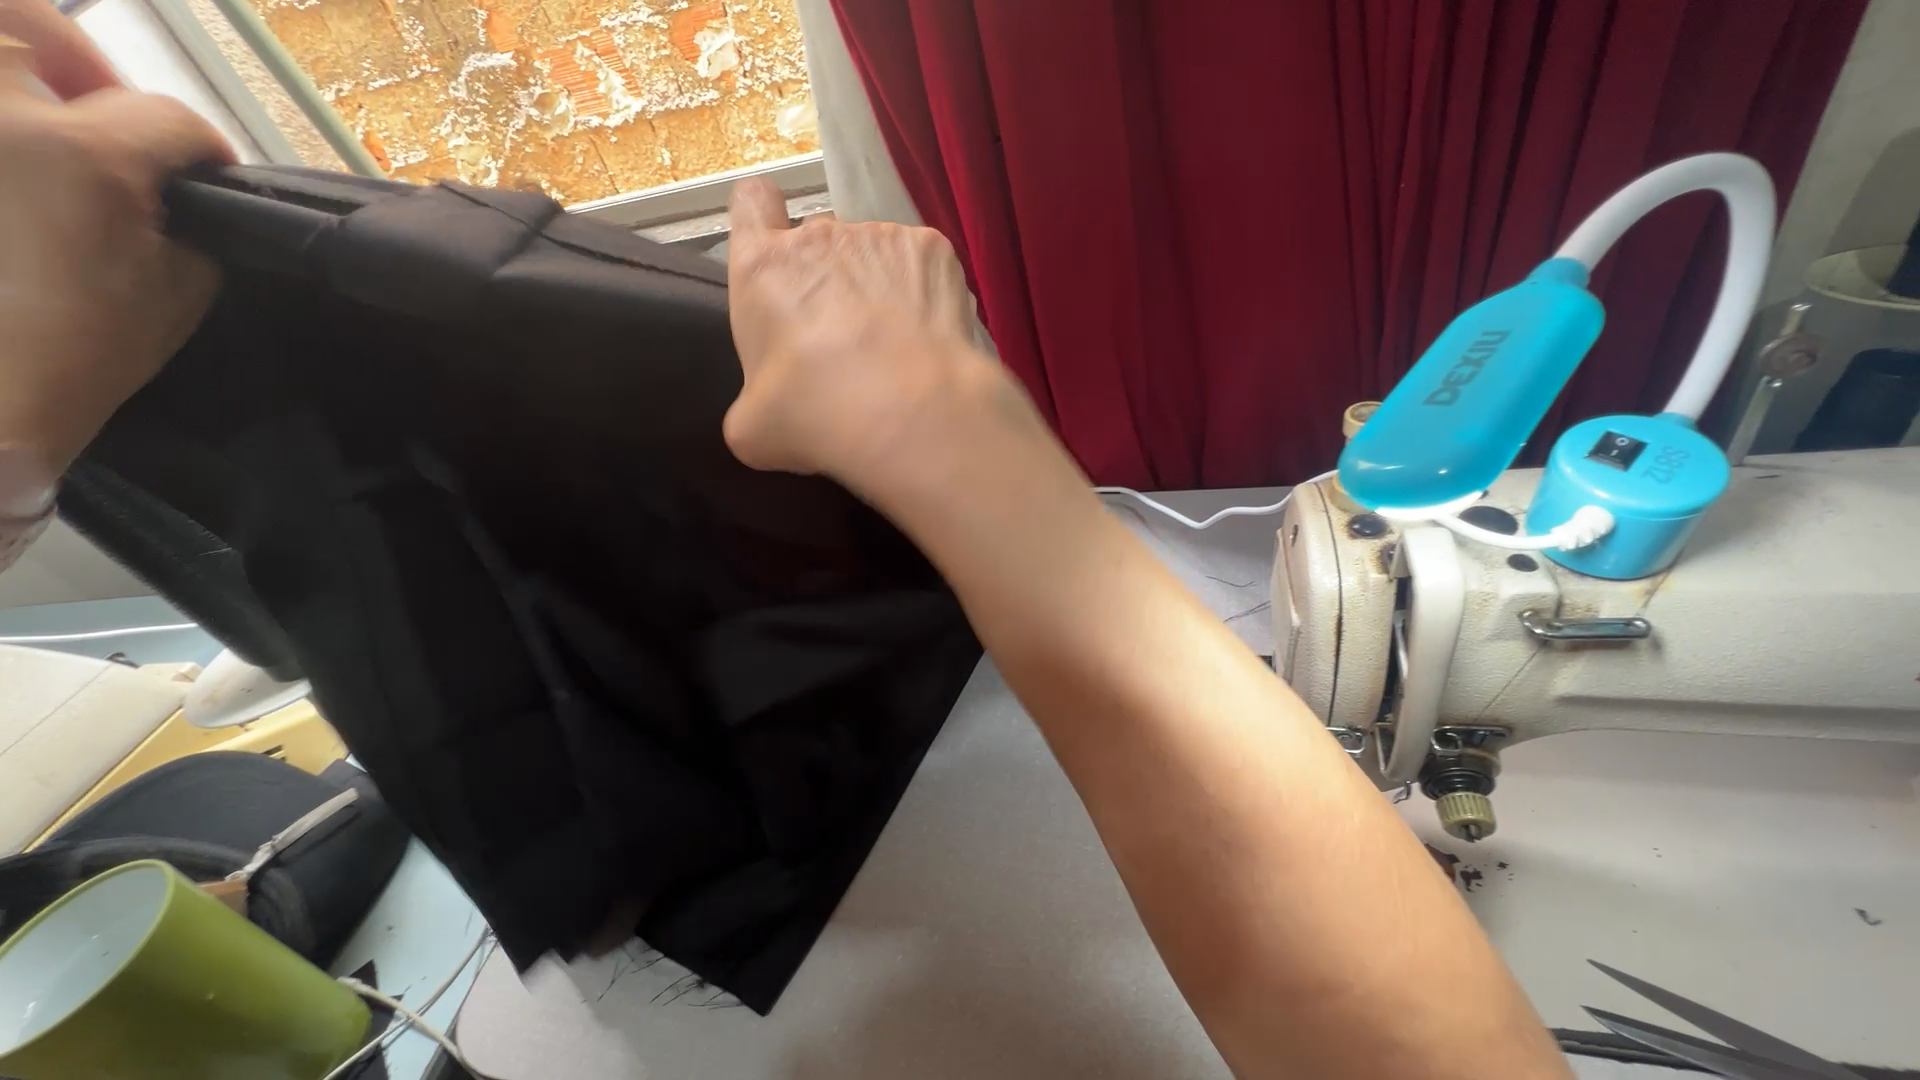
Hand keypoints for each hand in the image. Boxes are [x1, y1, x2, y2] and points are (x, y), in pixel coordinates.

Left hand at [0, 0, 232, 469]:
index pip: (167, 118)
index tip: (210, 174)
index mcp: (79, 157)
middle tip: (96, 104)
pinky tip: (23, 167)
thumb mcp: (179, 289)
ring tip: (41, 123)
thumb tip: (180, 186)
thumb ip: (188, 221)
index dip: (203, 148)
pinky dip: (9, 127)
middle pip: (30, 22)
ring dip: (20, 75)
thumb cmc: (85, 348)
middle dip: (77, 57)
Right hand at [722, 177, 1013, 492]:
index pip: (751, 202)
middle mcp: (820, 236)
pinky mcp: (934, 250)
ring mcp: (882, 237)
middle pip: (820, 242)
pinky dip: (924, 293)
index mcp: (764, 268)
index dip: (761, 221)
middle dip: (828, 280)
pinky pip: (921, 265)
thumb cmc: (817, 413)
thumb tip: (770, 410)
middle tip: (843, 340)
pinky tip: (928, 337)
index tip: (774, 253)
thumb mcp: (754, 425)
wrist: (909, 411)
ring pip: (875, 256)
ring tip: (895, 346)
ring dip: (879, 288)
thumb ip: (754, 400)